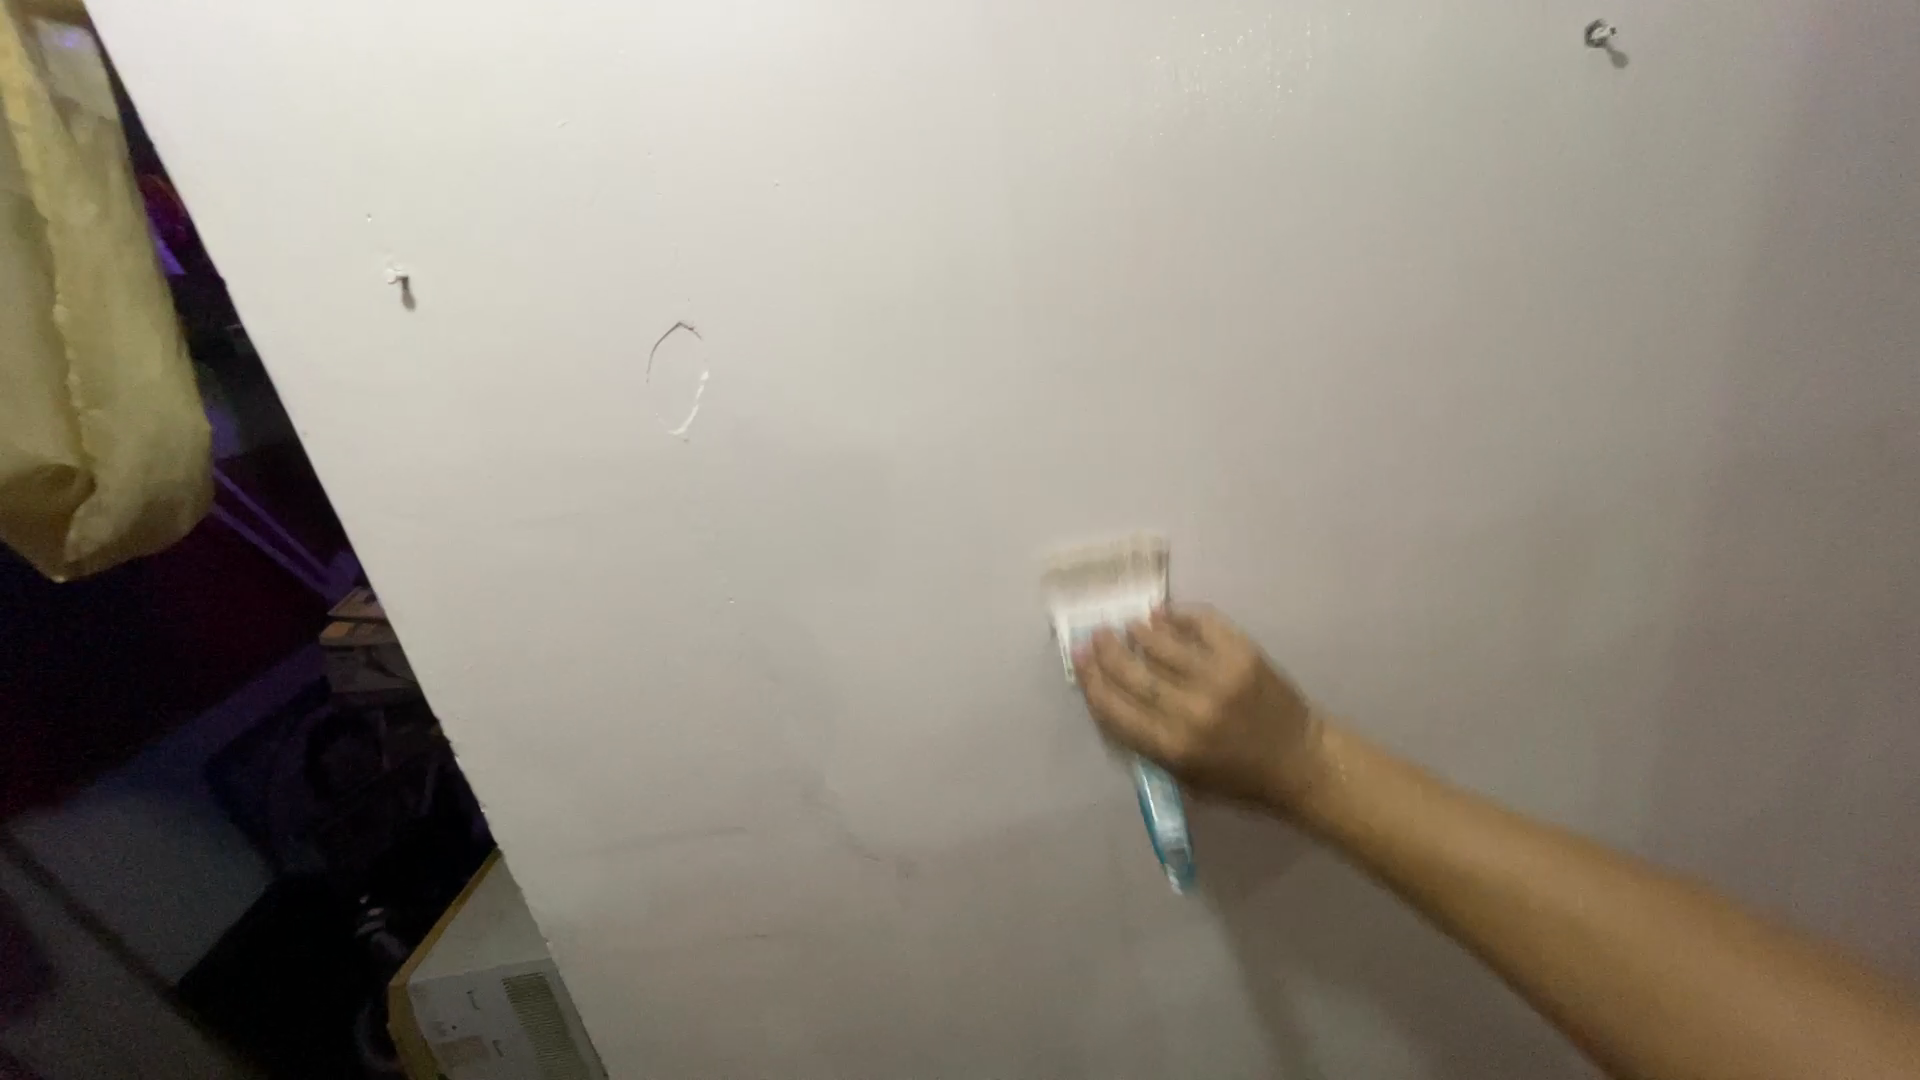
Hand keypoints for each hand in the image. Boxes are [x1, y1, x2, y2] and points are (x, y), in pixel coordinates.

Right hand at [1074, 606, 1326, 812]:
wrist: (1301, 763)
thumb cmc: (1237, 778)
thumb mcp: (1183, 776)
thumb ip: (1145, 740)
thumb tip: (1112, 693)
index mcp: (1171, 747)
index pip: (1114, 707)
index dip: (1091, 679)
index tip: (1080, 659)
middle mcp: (1190, 711)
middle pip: (1132, 671)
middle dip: (1107, 650)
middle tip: (1096, 635)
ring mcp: (1218, 678)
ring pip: (1161, 643)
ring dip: (1138, 631)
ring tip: (1128, 625)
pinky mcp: (1242, 655)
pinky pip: (1201, 623)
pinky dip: (1177, 615)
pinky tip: (1163, 615)